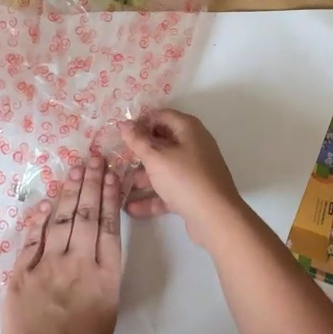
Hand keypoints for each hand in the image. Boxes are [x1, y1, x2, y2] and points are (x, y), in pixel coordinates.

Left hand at [0, 150, 123, 333]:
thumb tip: (101, 250)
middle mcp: (79, 262)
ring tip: (76, 168)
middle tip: (94, 156)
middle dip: (92, 182)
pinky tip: (47, 200)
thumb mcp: (107, 313)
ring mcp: (49, 264)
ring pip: (61, 218)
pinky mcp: (22, 271)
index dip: (110, 196)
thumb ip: (104, 277)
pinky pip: (33, 237)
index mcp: (105, 276)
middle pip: (87, 214)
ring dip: (69, 190)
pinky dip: (40, 216)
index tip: (112, 172)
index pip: (110, 225)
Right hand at [124, 109, 245, 245]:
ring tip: (119, 185)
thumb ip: (138, 141)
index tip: (120, 133)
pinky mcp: (192, 192)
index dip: (140, 122)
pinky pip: (168, 190)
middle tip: (117, 159)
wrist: (215, 217)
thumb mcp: (157, 157)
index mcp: (188, 129)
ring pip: (164, 168)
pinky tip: (131, 207)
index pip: (161, 116)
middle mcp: (193, 145)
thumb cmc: (185, 178)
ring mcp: (194, 170)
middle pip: (162, 142)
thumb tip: (124, 123)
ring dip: (142, 176)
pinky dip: (152, 197)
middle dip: (139, 152)